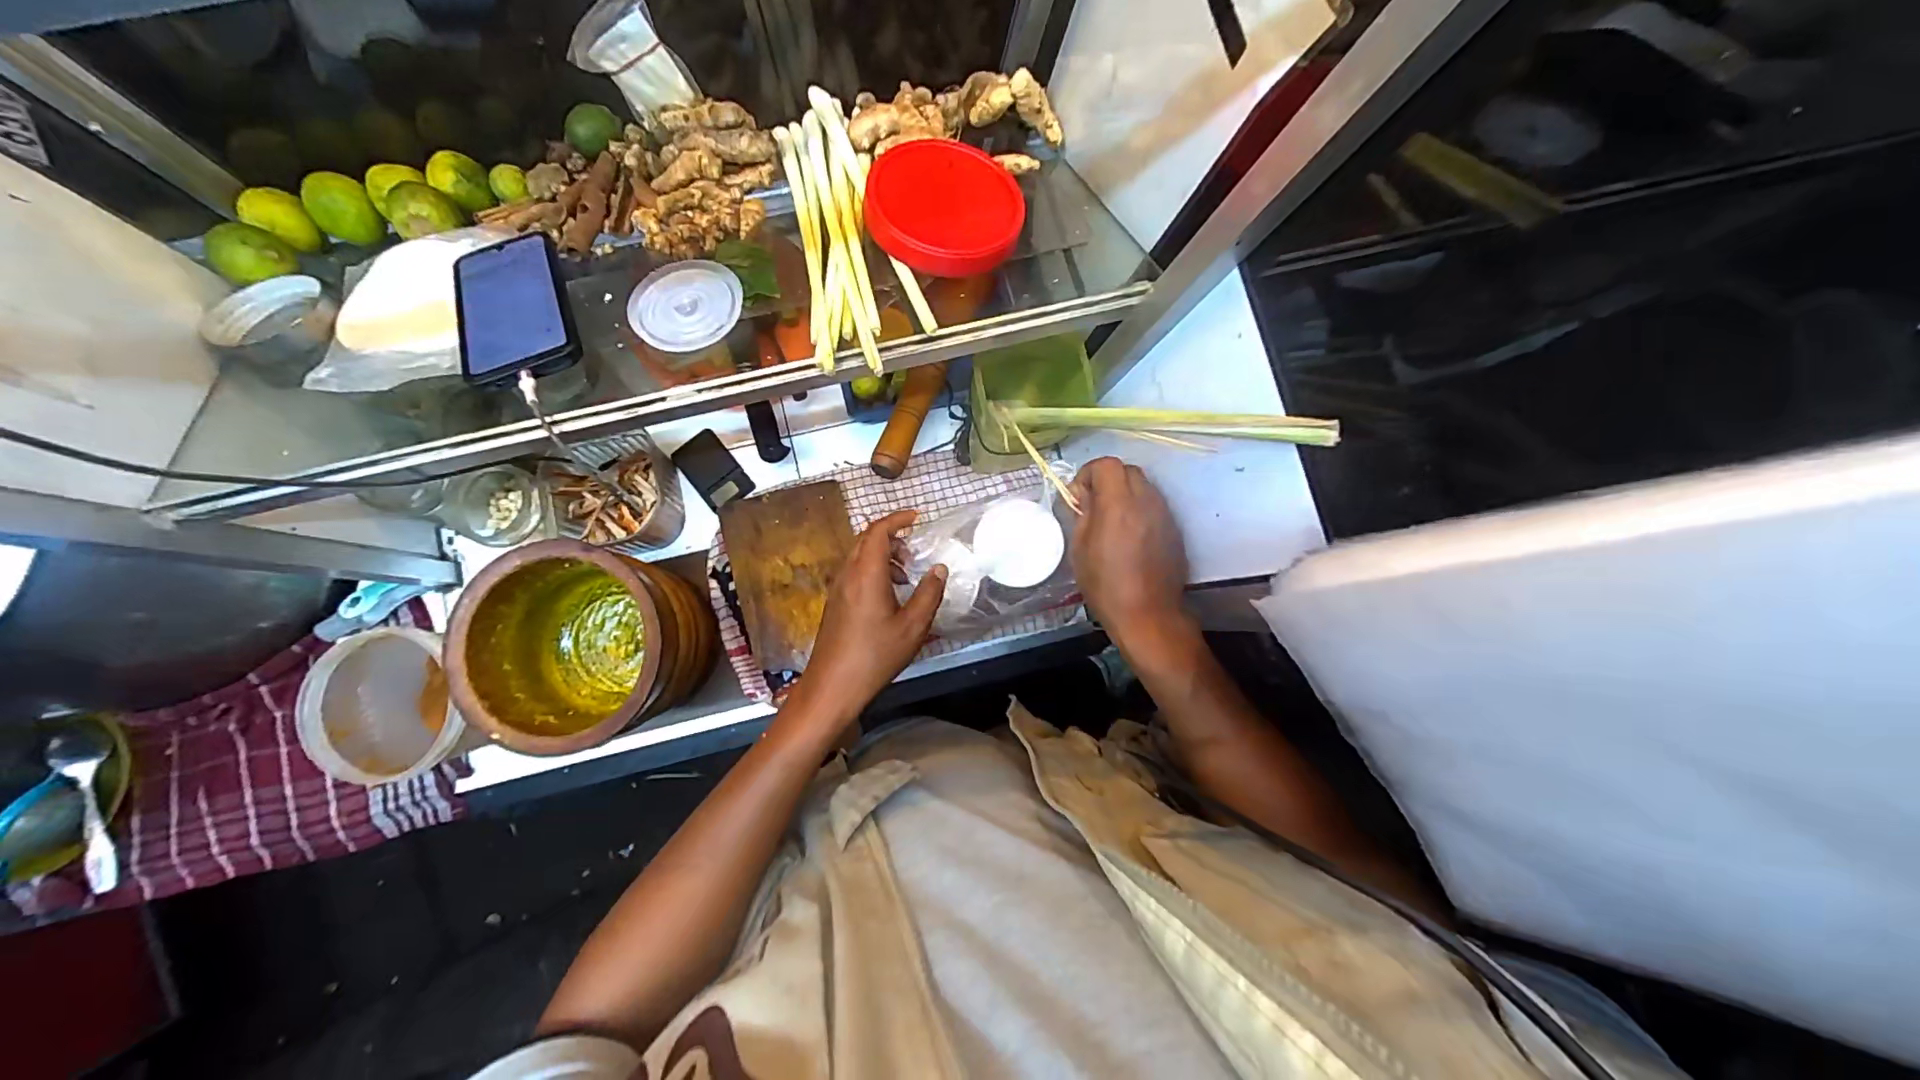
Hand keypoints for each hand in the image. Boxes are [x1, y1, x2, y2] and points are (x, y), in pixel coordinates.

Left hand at [788, 510, 947, 729]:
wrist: (832, 686)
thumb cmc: (875, 656)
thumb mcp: (913, 626)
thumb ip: (929, 593)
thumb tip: (939, 569)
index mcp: (866, 574)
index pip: (878, 530)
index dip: (898, 519)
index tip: (917, 518)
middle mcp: (848, 574)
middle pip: (866, 539)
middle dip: (892, 537)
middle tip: (914, 552)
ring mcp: (837, 589)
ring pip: (860, 557)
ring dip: (883, 556)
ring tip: (906, 576)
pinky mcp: (835, 603)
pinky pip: (854, 573)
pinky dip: (874, 571)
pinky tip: (890, 596)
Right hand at [1070, 457, 1187, 636]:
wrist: (1148, 614)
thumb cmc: (1106, 584)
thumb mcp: (1079, 548)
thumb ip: (1081, 513)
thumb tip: (1081, 495)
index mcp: (1119, 503)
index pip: (1106, 464)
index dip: (1088, 474)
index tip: (1078, 497)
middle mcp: (1146, 500)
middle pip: (1127, 470)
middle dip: (1107, 481)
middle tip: (1093, 507)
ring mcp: (1164, 513)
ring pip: (1143, 487)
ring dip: (1124, 495)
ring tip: (1111, 523)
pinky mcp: (1174, 529)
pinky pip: (1153, 506)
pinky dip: (1139, 511)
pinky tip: (1130, 538)